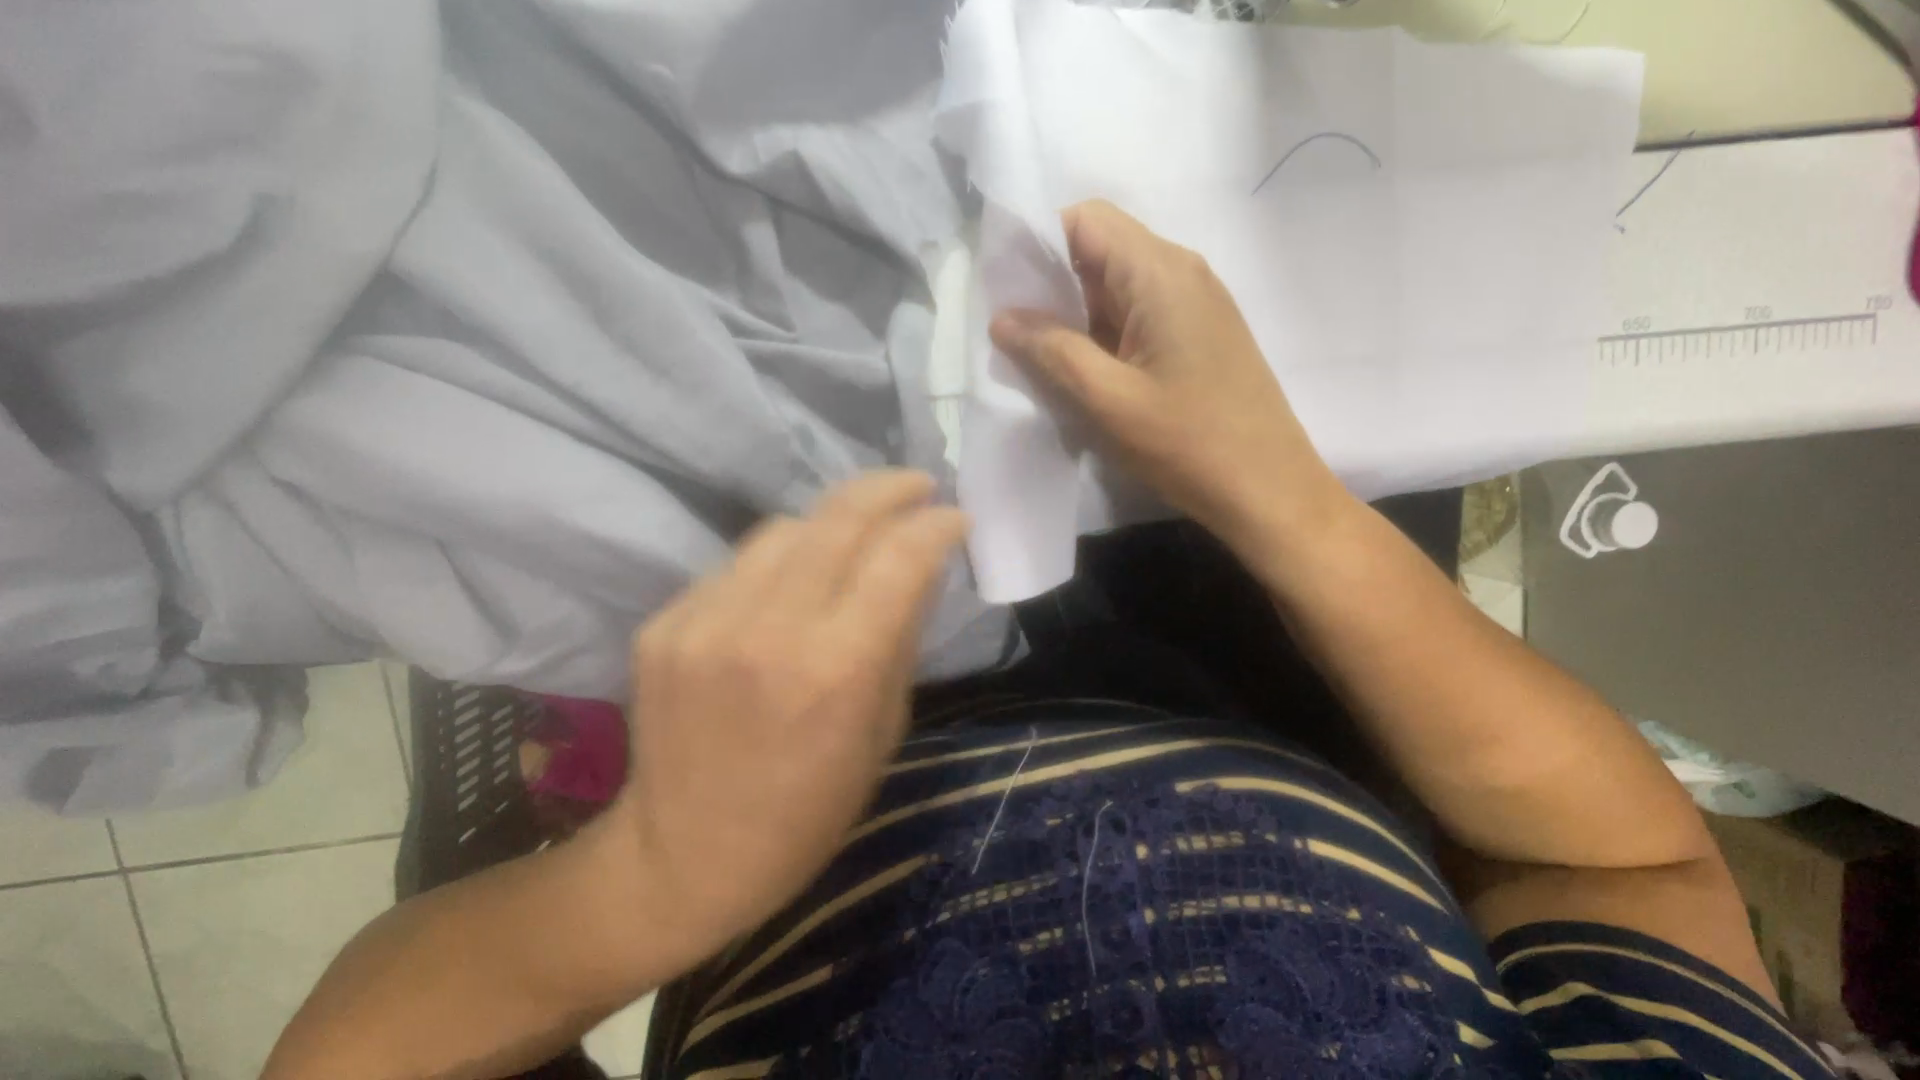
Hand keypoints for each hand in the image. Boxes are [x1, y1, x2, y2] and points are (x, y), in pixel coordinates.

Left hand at [612, 471, 967, 961]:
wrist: (688, 856)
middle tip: (916, 486)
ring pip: (783, 530)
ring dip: (830, 524)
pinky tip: (786, 594)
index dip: (937, 526)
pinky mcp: (663, 624)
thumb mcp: (883, 733)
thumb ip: (901, 640)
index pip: (899, 557)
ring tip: (851, 541)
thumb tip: (919, 569)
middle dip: (889, 489)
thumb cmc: (809, 813)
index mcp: (837, 670)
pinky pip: (735, 568)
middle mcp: (768, 630)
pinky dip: (775, 567)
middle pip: (838, 518)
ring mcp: (704, 621)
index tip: (955, 518)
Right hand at [989, 199, 1349, 550]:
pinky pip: (1140, 312)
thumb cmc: (1188, 443)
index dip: (1038, 242)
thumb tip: (1003, 317)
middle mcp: (1181, 271)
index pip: (1085, 218)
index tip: (1004, 289)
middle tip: (1015, 333)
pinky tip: (1088, 374)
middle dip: (1051, 284)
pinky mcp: (1200, 333)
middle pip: (1100, 248)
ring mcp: (1196, 302)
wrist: (1269, 490)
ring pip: (1117, 285)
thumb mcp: (1106, 399)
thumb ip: (1050, 349)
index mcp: (1160, 272)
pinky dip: (1105, 332)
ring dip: (1077, 314)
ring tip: (1044, 359)